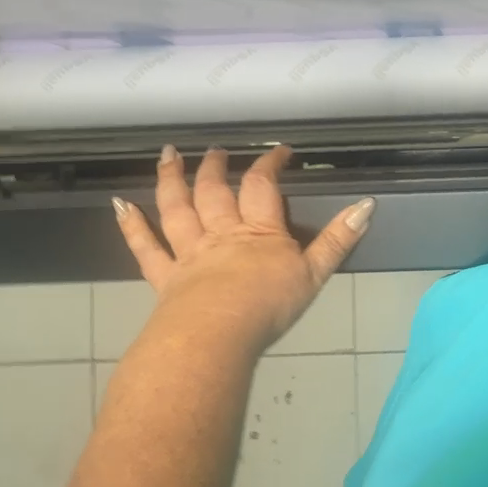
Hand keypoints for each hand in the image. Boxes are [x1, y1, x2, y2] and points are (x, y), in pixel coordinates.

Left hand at [112, 144, 374, 349]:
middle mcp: (221, 234)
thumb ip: (338, 239)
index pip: (264, 187)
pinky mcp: (165, 277)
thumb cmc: (268, 306)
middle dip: (216, 167)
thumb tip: (367, 205)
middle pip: (215, 191)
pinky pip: (145, 247)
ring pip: (177, 209)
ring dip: (172, 179)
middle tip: (215, 149)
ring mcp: (189, 254)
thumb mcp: (314, 272)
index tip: (280, 150)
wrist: (216, 337)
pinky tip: (119, 204)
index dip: (271, 164)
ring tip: (167, 155)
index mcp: (259, 232)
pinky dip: (132, 225)